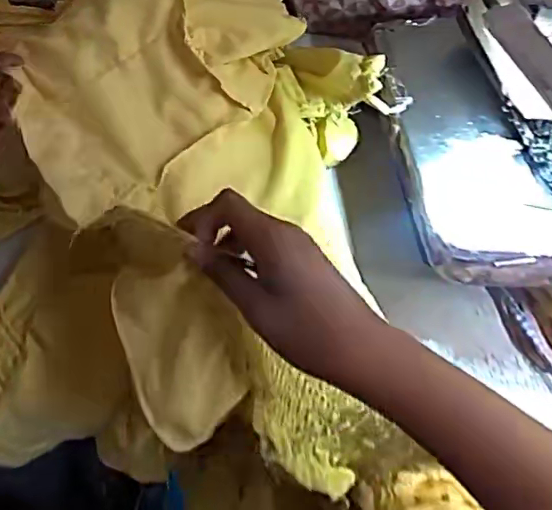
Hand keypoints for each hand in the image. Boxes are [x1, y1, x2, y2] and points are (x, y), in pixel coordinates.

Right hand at [178, 189, 393, 388]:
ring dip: (229, 242)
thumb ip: (223, 273)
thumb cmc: (306, 331)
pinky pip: (268, 240)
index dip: (201, 218)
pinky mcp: (305, 256)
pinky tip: (244, 280)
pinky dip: (247, 251)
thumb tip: (191, 249)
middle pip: (239, 212)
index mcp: (271, 235)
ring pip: (253, 227)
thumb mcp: (256, 306)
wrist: (363, 349)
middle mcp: (284, 229)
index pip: (227, 202)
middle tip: (194, 259)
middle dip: (211, 229)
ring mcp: (298, 241)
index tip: (188, 247)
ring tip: (215, 273)